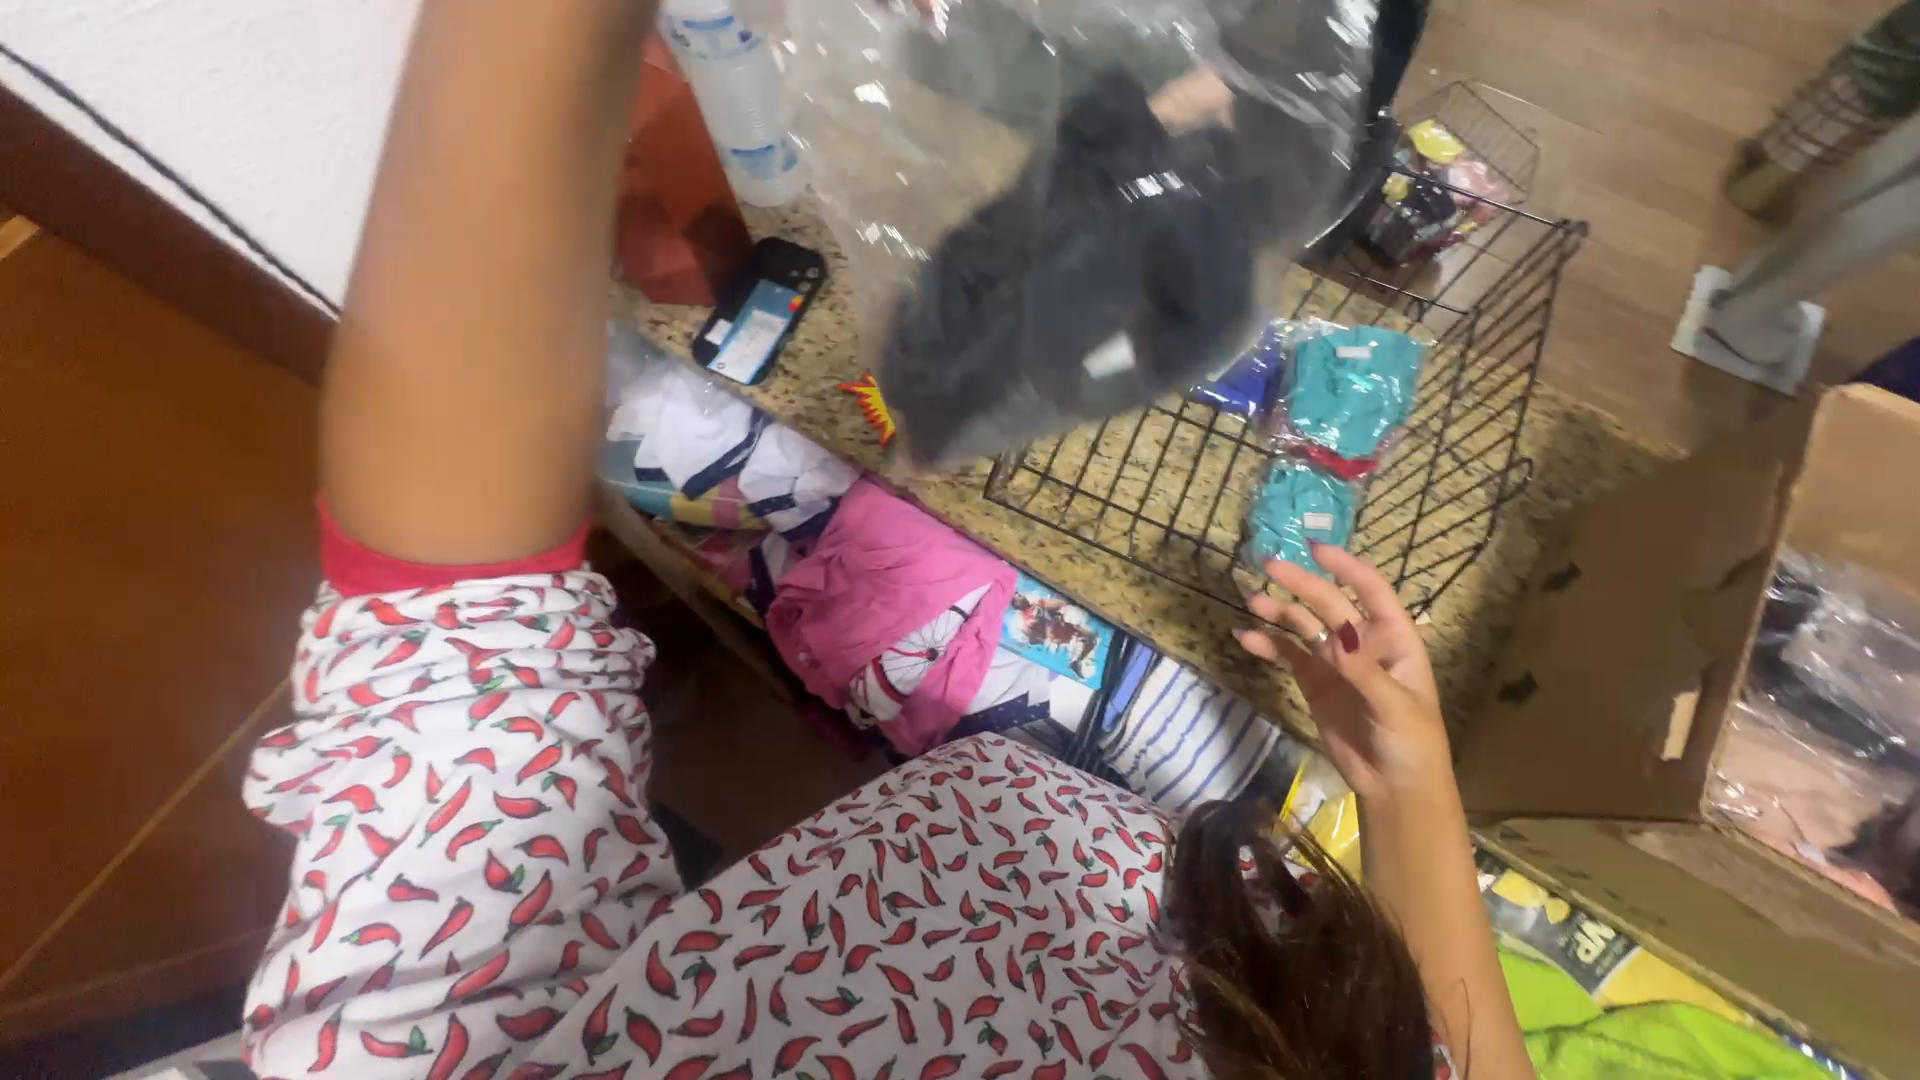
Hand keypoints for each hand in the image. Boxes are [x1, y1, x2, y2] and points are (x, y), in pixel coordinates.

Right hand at [1234, 544, 1452, 803]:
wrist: (1393, 785)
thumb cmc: (1412, 742)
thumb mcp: (1396, 707)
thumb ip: (1364, 671)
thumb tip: (1335, 637)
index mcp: (1394, 639)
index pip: (1371, 591)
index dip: (1346, 568)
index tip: (1316, 550)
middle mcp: (1362, 642)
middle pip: (1328, 603)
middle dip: (1300, 583)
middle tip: (1268, 565)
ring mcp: (1334, 661)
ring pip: (1302, 625)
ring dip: (1278, 611)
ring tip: (1252, 601)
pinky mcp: (1312, 681)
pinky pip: (1286, 655)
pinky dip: (1265, 644)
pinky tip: (1244, 638)